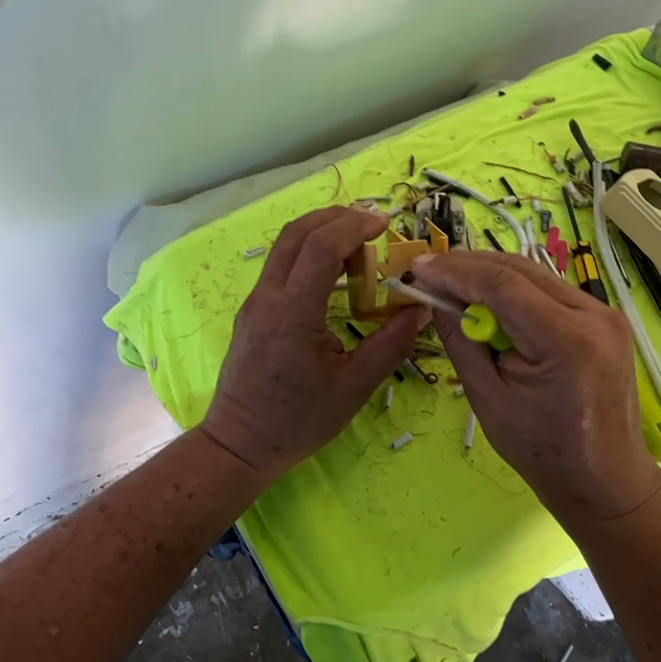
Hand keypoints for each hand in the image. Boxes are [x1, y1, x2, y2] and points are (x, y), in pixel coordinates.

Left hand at [200, 207, 429, 475]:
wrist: (239, 444)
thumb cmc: (297, 421)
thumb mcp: (353, 388)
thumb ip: (389, 345)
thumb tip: (420, 310)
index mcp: (292, 313)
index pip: (320, 248)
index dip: (354, 227)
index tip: (385, 223)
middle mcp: (267, 297)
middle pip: (297, 233)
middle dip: (337, 218)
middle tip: (373, 223)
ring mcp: (254, 302)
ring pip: (284, 246)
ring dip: (321, 233)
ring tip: (359, 244)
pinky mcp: (252, 310)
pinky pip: (280, 266)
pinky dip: (308, 254)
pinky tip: (334, 272)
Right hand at [410, 251, 660, 519]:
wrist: (604, 479)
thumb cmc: (542, 450)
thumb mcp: (487, 396)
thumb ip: (460, 340)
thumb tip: (433, 296)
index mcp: (568, 340)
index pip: (502, 284)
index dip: (454, 271)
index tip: (416, 269)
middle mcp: (593, 315)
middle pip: (518, 269)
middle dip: (466, 266)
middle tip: (425, 271)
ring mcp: (603, 313)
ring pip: (533, 274)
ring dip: (487, 274)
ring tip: (447, 282)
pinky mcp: (602, 318)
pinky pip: (546, 290)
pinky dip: (511, 289)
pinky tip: (483, 300)